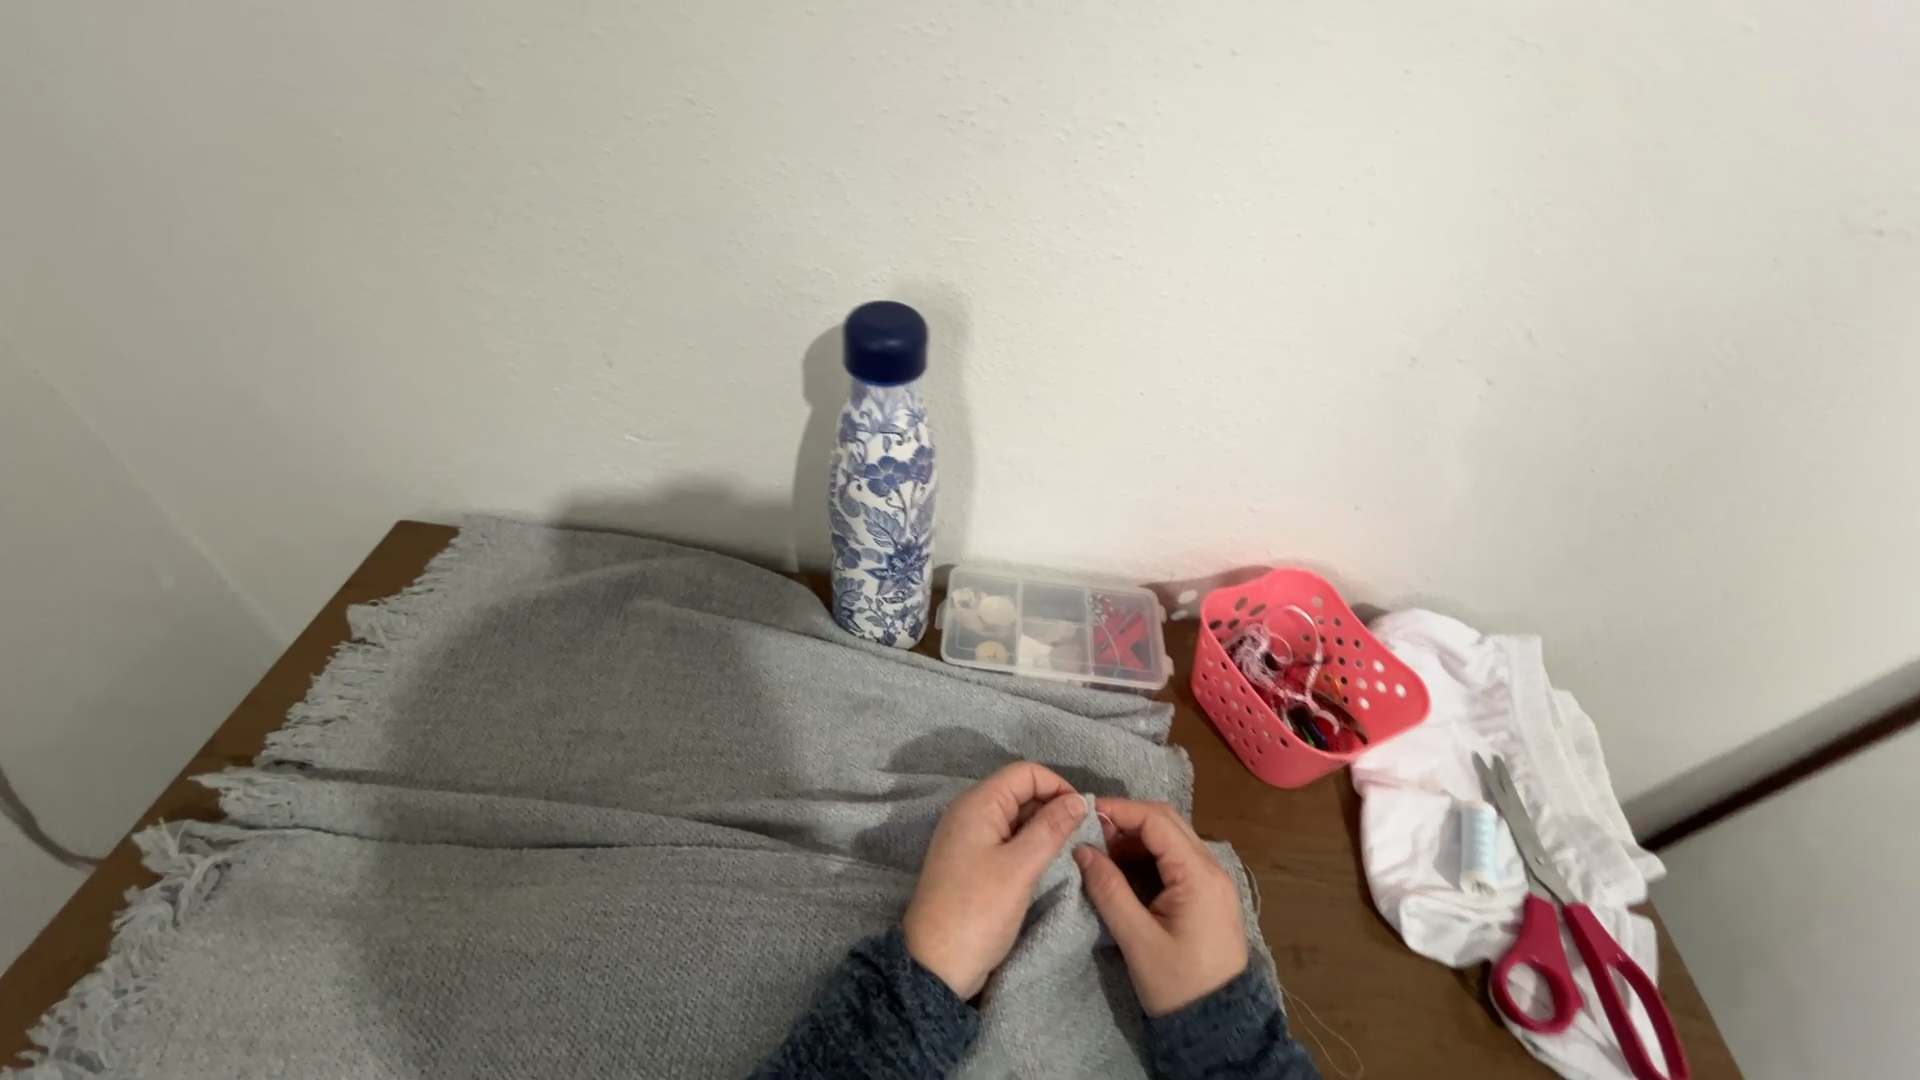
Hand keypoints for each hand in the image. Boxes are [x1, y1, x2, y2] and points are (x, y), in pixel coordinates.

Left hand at [902, 762, 1088, 998]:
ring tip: (1070, 851)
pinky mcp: (970, 859)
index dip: (1057, 786)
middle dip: (1053, 806)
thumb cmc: (978, 910)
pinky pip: (1005, 837)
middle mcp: (969, 811)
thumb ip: (1051, 828)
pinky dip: (1028, 844)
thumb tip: (1079, 798)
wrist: (935, 964)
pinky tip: (1046, 863)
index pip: (1025, 773)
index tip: (1084, 815)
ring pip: (1015, 816)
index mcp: (978, 803)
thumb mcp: (1020, 867)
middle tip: (1083, 836)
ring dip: (1043, 827)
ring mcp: (968, 836)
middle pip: (1019, 791)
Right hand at [1073, 797, 1249, 1016]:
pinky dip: (1149, 853)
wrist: (1219, 1029)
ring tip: (1103, 853)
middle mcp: (1212, 868)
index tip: (1085, 815)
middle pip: (1166, 821)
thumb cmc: (1178, 985)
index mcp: (1198, 875)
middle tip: (1092, 833)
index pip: (1156, 820)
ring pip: (1171, 836)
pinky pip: (1177, 856)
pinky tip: (1125, 870)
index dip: (1119, 811)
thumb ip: (1109, 890)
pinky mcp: (1208, 893)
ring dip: (1137, 837)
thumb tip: (1081, 850)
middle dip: (1127, 820)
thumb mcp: (1137, 940)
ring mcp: (1213, 880)